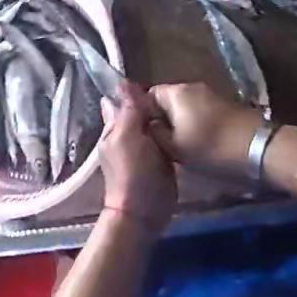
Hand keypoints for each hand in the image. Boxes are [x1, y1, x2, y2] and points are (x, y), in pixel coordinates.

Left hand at [98, 81, 176, 228]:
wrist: (144, 211)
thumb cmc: (132, 171)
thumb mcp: (128, 136)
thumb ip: (127, 112)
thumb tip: (120, 85)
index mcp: (112, 128)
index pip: (122, 102)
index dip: (135, 93)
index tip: (154, 86)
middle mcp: (125, 136)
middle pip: (139, 113)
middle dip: (152, 105)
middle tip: (175, 96)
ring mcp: (142, 149)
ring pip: (153, 126)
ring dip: (163, 119)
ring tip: (182, 108)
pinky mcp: (158, 160)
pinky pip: (164, 140)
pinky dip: (171, 134)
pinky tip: (184, 128)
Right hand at [147, 82, 265, 175]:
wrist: (260, 148)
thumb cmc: (211, 147)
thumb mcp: (174, 147)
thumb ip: (155, 133)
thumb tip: (149, 124)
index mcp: (175, 92)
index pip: (148, 95)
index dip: (144, 114)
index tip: (146, 134)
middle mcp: (192, 86)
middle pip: (167, 100)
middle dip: (163, 119)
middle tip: (161, 142)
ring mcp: (211, 94)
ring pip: (185, 107)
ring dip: (181, 123)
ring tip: (180, 145)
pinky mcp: (226, 105)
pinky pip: (201, 112)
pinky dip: (196, 124)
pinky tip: (199, 142)